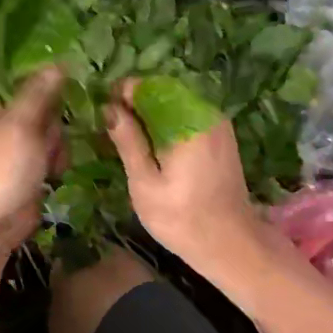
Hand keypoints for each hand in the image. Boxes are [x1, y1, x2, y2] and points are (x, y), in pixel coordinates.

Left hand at [0, 68, 64, 252]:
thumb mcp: (21, 125)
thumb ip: (40, 93)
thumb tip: (58, 63)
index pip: (16, 81)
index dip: (40, 87)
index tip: (61, 94)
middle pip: (36, 107)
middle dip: (50, 125)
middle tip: (48, 140)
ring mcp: (5, 148)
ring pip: (44, 132)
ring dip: (54, 146)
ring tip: (49, 164)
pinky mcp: (19, 170)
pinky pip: (43, 155)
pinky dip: (50, 163)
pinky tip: (52, 175)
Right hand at [106, 79, 263, 267]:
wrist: (231, 244)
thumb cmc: (181, 219)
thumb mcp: (145, 183)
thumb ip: (128, 141)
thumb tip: (110, 108)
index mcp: (187, 122)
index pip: (150, 87)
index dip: (122, 93)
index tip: (102, 109)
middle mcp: (206, 114)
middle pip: (164, 92)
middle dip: (135, 103)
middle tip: (110, 126)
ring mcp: (217, 125)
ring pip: (176, 104)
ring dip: (150, 114)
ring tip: (126, 136)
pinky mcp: (220, 138)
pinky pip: (187, 118)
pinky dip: (167, 125)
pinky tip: (151, 145)